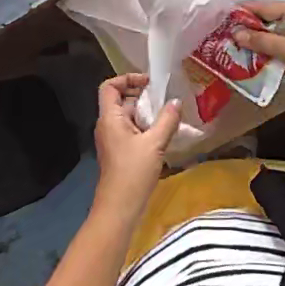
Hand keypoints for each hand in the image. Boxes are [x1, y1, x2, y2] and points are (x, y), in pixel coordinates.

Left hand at [93, 74, 180, 217]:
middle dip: (143, 96)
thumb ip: (167, 120)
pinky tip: (164, 135)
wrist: (120, 207)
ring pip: (129, 117)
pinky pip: (133, 131)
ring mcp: (113, 139)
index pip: (109, 86)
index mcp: (109, 118)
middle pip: (122, 100)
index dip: (127, 79)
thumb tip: (176, 101)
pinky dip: (147, 128)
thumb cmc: (133, 172)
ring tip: (170, 115)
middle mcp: (108, 125)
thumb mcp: (155, 143)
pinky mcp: (121, 152)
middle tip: (166, 99)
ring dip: (148, 113)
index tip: (150, 83)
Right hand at [234, 0, 284, 108]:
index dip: (245, 10)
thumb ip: (261, 40)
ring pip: (277, 35)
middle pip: (271, 19)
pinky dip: (270, 53)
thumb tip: (236, 33)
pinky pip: (284, 49)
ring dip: (259, 42)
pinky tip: (254, 61)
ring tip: (234, 48)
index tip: (223, 15)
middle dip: (250, 27)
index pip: (267, 6)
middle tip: (225, 34)